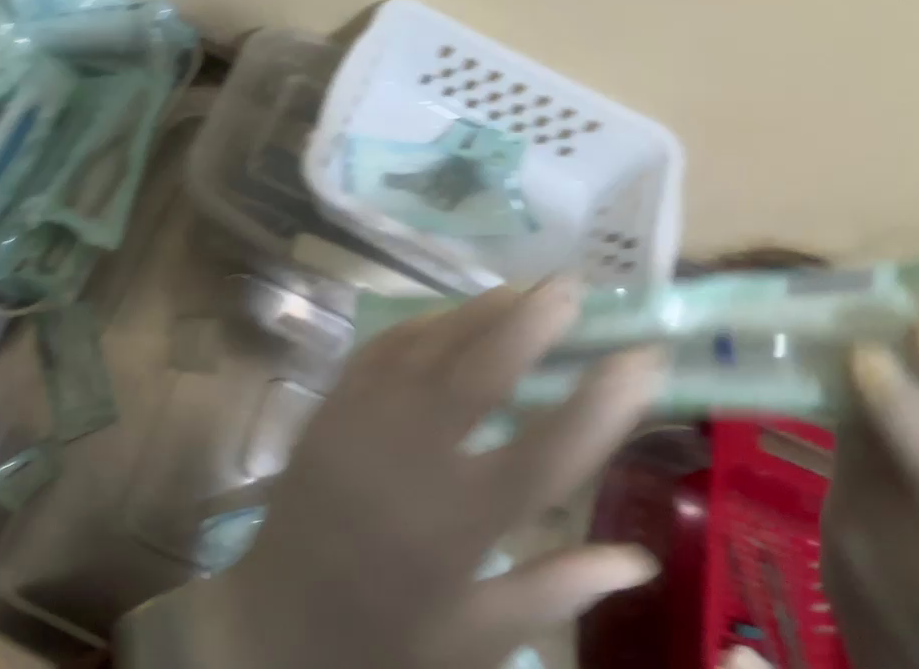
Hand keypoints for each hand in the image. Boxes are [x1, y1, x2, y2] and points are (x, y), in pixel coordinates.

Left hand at [118, 278, 665, 668]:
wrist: (274, 621)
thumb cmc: (383, 636)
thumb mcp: (475, 635)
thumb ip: (554, 590)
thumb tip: (639, 558)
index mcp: (459, 524)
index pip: (549, 450)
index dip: (604, 400)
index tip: (644, 355)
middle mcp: (411, 460)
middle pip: (481, 372)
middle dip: (532, 322)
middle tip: (574, 286)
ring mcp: (362, 425)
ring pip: (428, 348)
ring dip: (477, 312)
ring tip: (522, 288)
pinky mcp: (328, 410)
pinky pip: (377, 352)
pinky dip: (417, 326)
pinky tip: (447, 314)